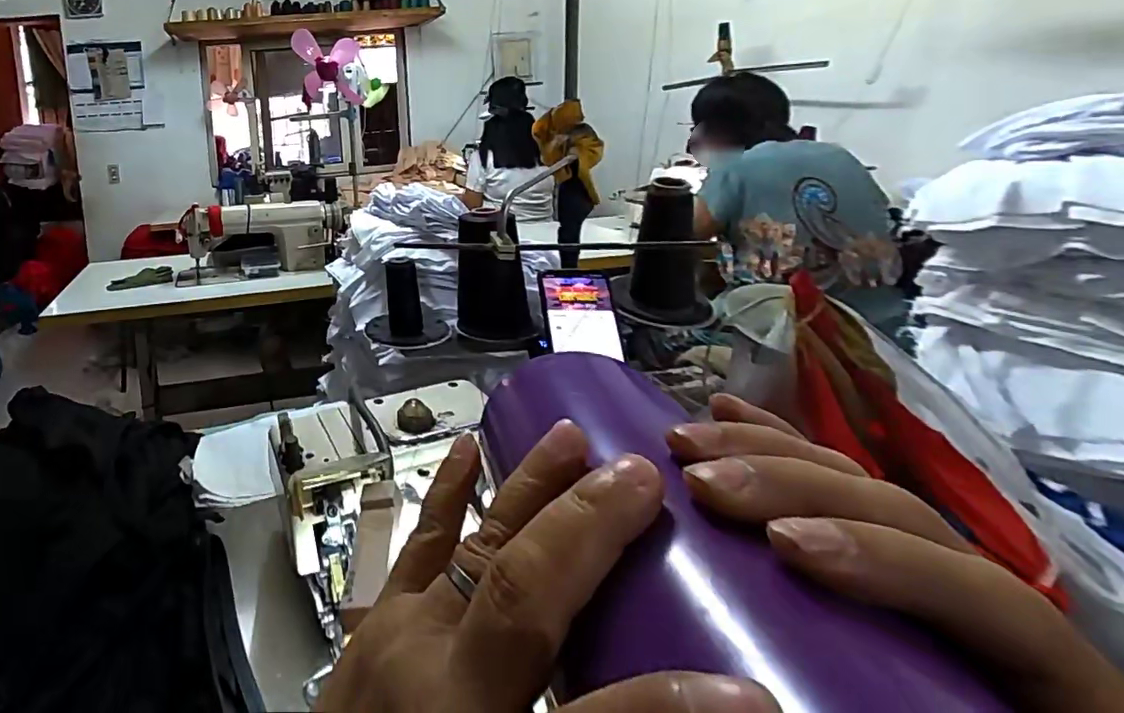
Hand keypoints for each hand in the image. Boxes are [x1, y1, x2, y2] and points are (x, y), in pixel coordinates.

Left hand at [318, 427, 776, 712]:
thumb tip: (675, 698)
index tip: (748, 689)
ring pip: (470, 543)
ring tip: (570, 441)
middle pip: (516, 586)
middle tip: (642, 475)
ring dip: (524, 489)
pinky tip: (466, 450)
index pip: (584, 712)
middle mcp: (431, 663)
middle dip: (583, 527)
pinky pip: (417, 543)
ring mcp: (396, 625)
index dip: (665, 703)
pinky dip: (446, 493)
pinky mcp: (378, 612)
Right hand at [669, 393, 1123, 712]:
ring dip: (758, 449)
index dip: (885, 556)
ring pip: (848, 478)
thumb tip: (778, 696)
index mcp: (1047, 671)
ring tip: (684, 443)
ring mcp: (915, 556)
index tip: (782, 544)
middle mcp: (983, 598)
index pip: (985, 595)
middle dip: (790, 483)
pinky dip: (766, 436)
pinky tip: (722, 408)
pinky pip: (817, 469)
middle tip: (701, 482)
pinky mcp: (859, 537)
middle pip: (894, 510)